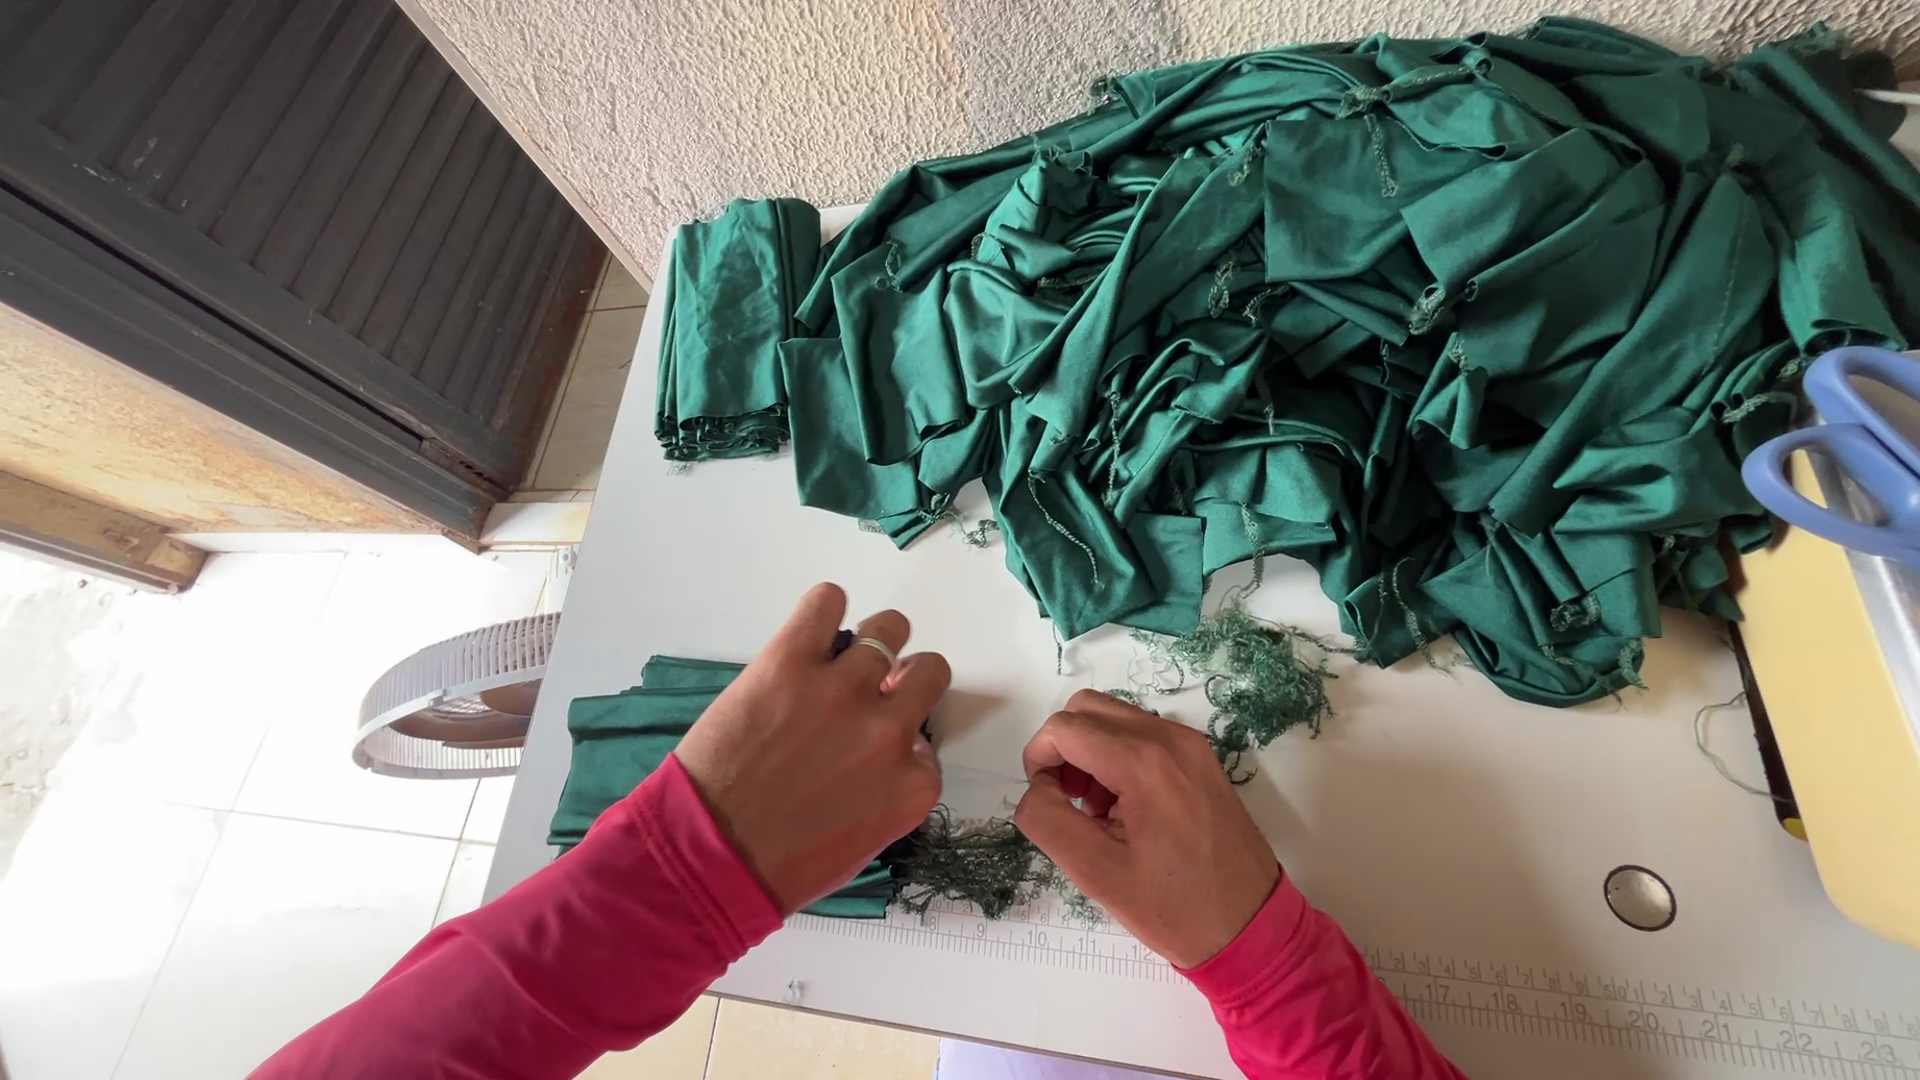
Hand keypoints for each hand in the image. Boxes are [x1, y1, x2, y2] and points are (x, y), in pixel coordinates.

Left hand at [675, 583, 947, 913]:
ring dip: (875, 639)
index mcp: (912, 783)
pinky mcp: (791, 661)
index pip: (928, 742)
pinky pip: (825, 602)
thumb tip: (885, 750)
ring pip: (888, 628)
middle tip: (872, 689)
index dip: (901, 741)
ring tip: (844, 653)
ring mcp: (842, 690)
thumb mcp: (862, 839)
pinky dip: (824, 607)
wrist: (703, 861)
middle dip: (906, 678)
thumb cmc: (780, 868)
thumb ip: (887, 789)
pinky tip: (814, 627)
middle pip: (929, 670)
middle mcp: (890, 729)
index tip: (871, 749)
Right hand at [1014, 690, 1278, 967]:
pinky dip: (1117, 753)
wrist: (1254, 930)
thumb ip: (1047, 819)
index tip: (1045, 800)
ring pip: (1112, 716)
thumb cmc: (1174, 908)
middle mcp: (1168, 737)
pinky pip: (1141, 732)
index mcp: (1142, 762)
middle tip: (1068, 801)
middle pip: (1086, 708)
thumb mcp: (1095, 873)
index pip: (1063, 728)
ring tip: (1098, 809)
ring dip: (1089, 750)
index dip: (1038, 759)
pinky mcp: (1200, 755)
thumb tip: (1037, 787)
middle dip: (1063, 748)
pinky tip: (1125, 805)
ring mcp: (1189, 743)